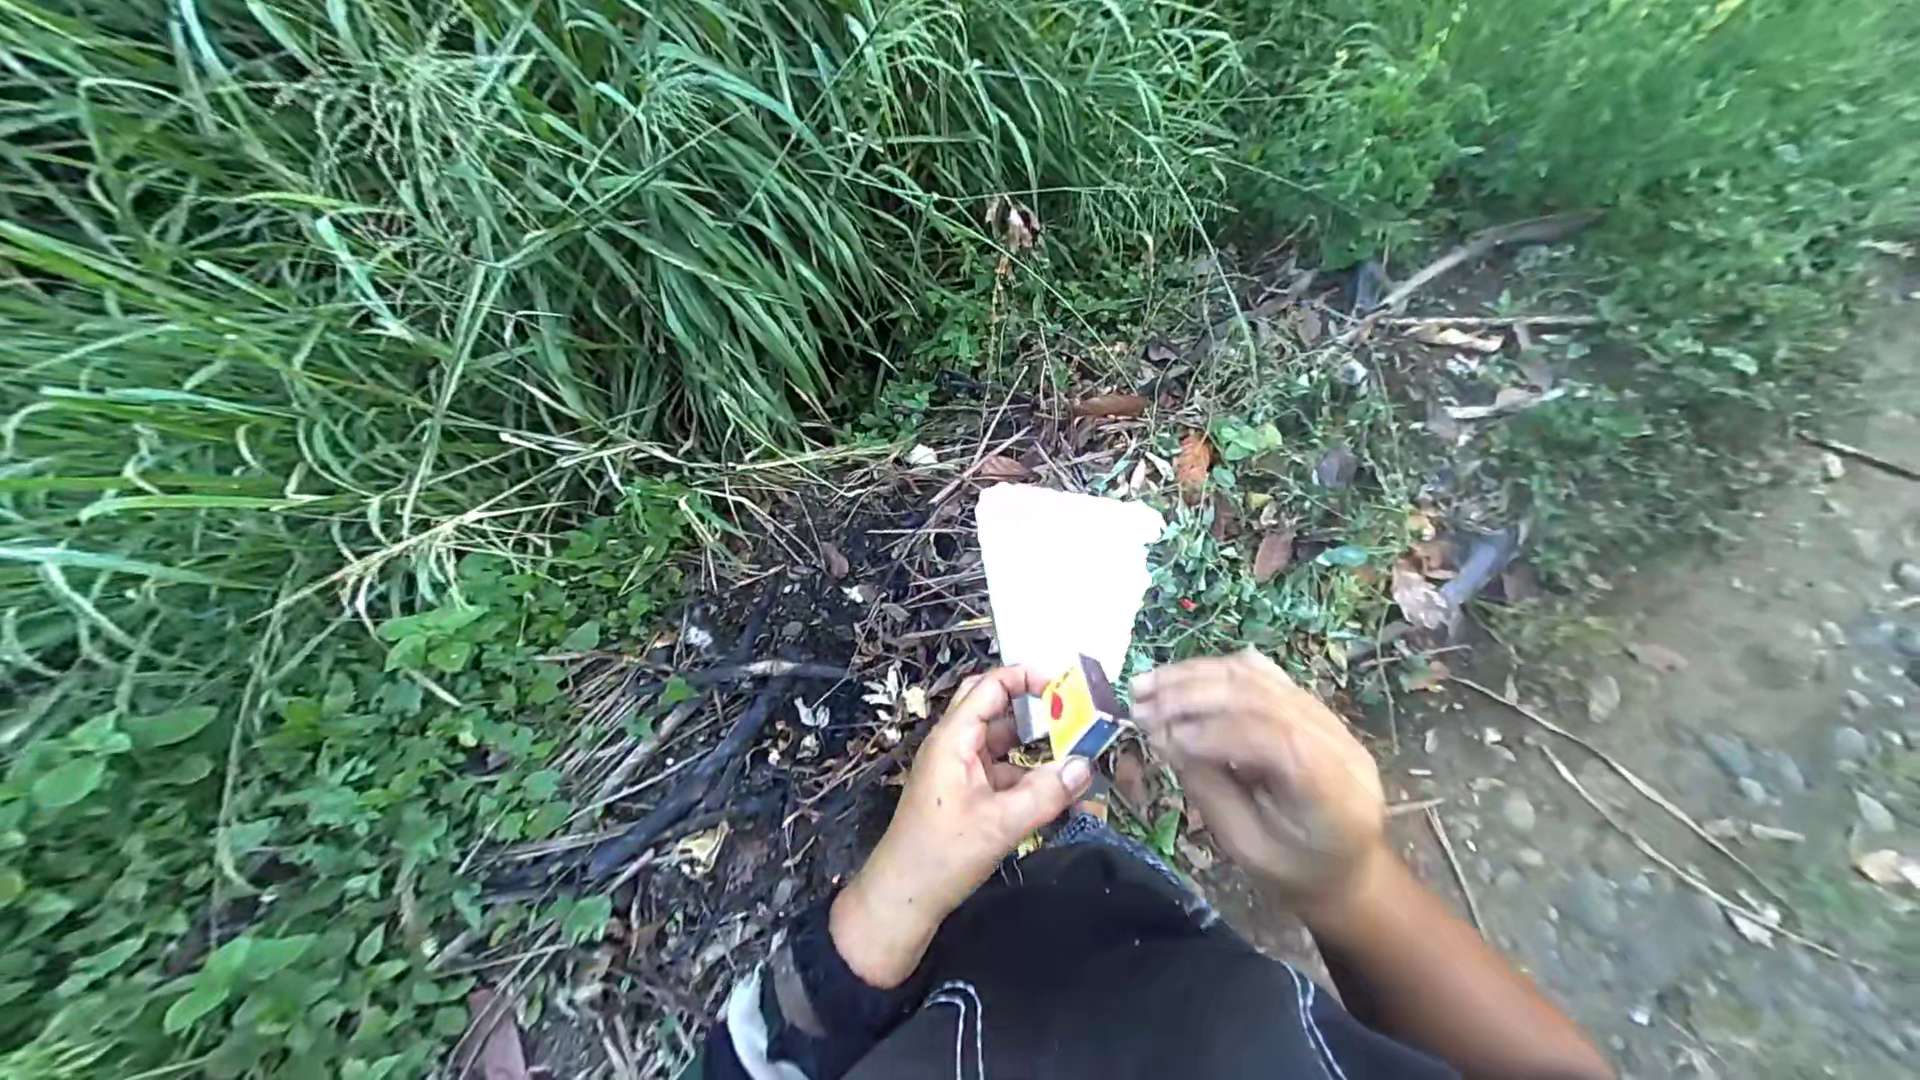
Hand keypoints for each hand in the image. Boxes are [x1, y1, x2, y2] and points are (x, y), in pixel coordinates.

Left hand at [831, 666, 1092, 986]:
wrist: (902, 898)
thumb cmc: (942, 854)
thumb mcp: (999, 823)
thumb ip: (1045, 794)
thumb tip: (1085, 766)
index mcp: (954, 737)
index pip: (989, 686)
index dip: (1025, 678)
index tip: (1062, 685)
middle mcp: (955, 744)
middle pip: (993, 707)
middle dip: (1030, 705)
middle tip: (1067, 709)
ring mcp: (959, 768)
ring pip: (1000, 742)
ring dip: (1033, 746)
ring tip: (1072, 750)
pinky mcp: (965, 792)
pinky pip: (1000, 771)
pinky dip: (1026, 776)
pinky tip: (1055, 792)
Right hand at [1131, 649, 1385, 912]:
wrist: (1344, 865)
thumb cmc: (1293, 868)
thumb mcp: (1246, 846)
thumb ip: (1209, 788)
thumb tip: (1162, 736)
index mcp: (1334, 792)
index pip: (1272, 739)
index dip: (1212, 730)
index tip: (1159, 734)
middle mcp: (1336, 741)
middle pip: (1260, 695)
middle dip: (1191, 695)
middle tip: (1139, 703)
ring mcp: (1324, 716)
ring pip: (1254, 676)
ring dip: (1192, 676)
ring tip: (1145, 685)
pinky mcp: (1305, 703)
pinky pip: (1257, 673)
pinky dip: (1211, 670)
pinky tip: (1177, 677)